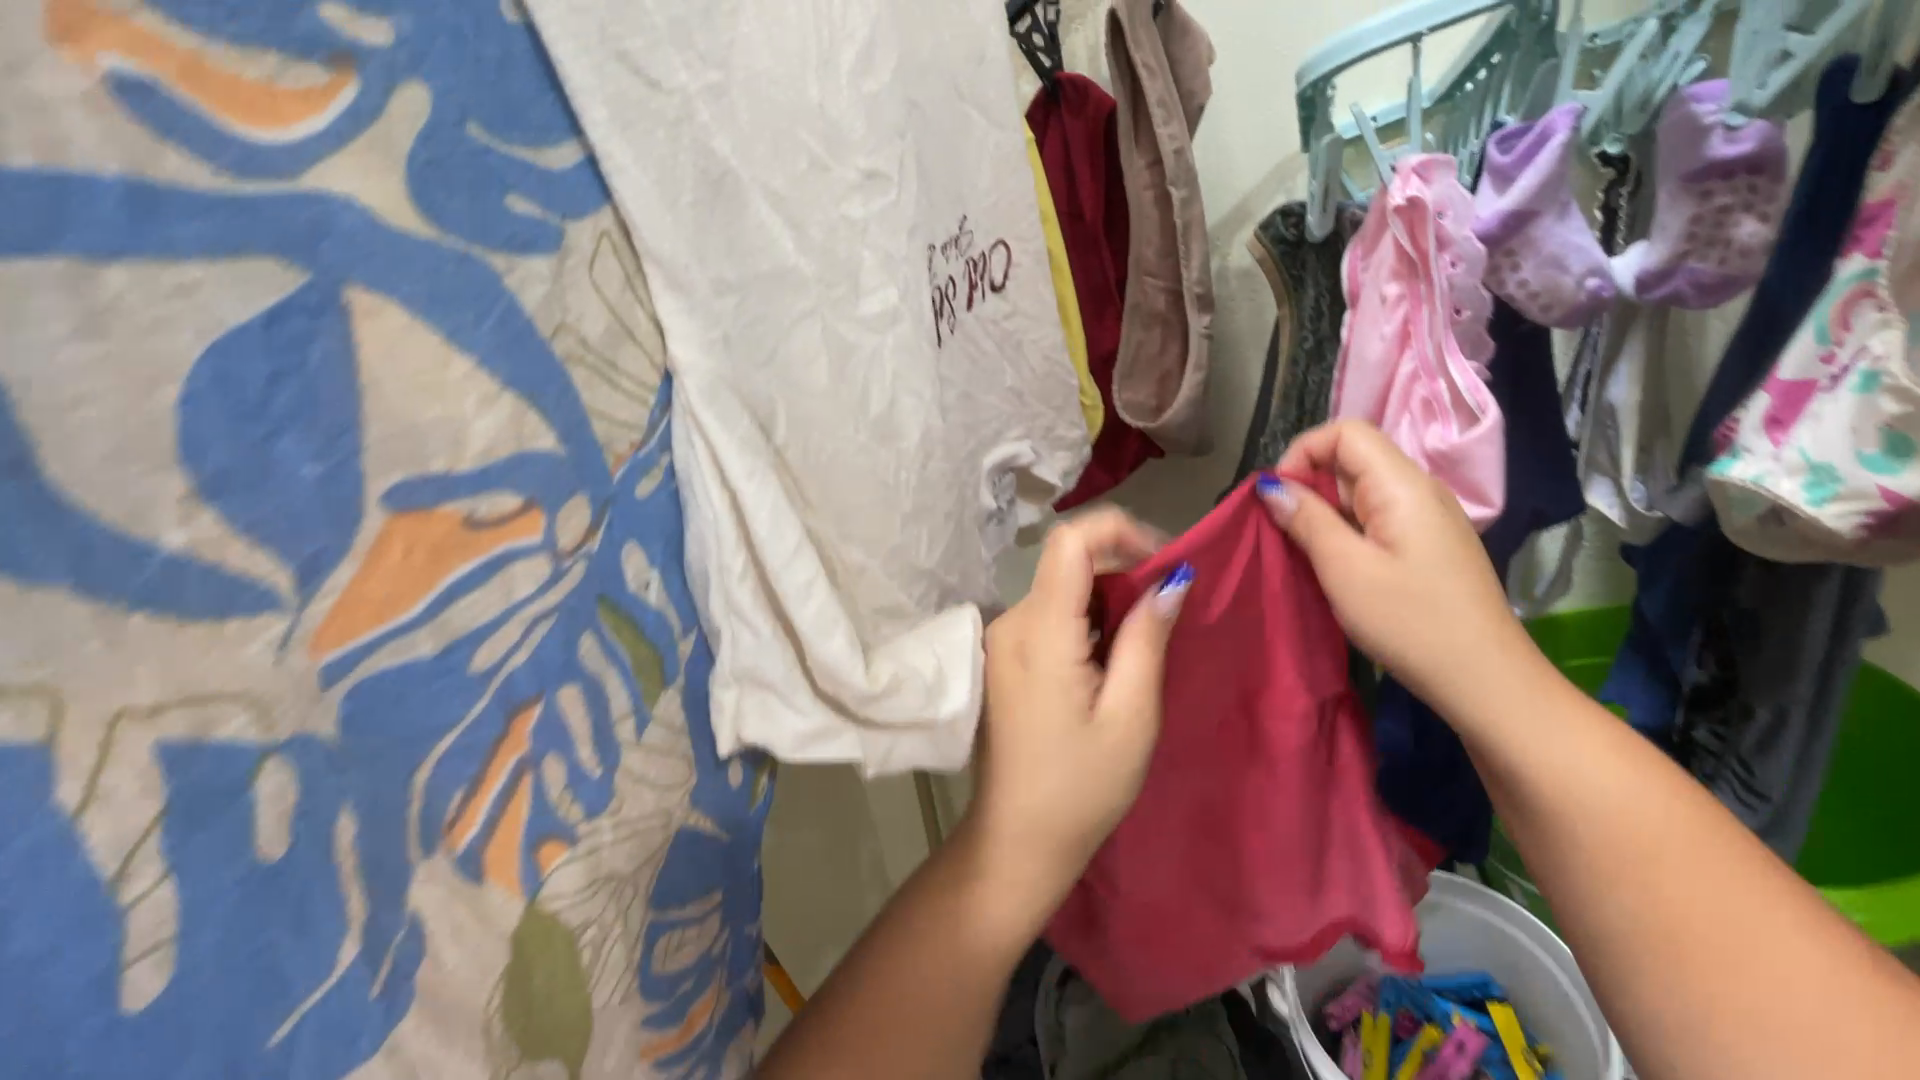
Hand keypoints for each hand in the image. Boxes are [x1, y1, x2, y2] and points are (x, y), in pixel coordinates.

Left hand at [966, 508, 1188, 909]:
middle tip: (1165, 619)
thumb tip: (1170, 579)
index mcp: (1039, 631)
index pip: (1070, 540)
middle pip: (1068, 564)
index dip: (1119, 532)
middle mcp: (1011, 623)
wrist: (1017, 840)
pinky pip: (1050, 618)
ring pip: (1062, 591)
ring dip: (1107, 604)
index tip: (1164, 564)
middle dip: (1123, 574)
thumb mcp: (1132, 715)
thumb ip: (1147, 638)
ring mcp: (1001, 642)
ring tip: (1140, 655)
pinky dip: (1086, 625)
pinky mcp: (1003, 660)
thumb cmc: (1081, 786)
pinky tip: (1109, 668)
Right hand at [1259, 420, 1540, 719]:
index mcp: (1403, 485)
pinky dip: (1348, 530)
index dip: (1303, 452)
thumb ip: (1307, 520)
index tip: (1279, 498)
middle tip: (1287, 533)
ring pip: (1362, 490)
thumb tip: (1271, 486)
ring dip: (1326, 512)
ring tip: (1308, 554)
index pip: (1346, 432)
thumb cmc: (1409, 621)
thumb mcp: (1345, 569)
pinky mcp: (1429, 544)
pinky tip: (1340, 567)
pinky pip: (1378, 517)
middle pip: (1353, 459)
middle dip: (1310, 485)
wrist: (1483, 678)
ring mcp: (1429, 517)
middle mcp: (1420, 489)